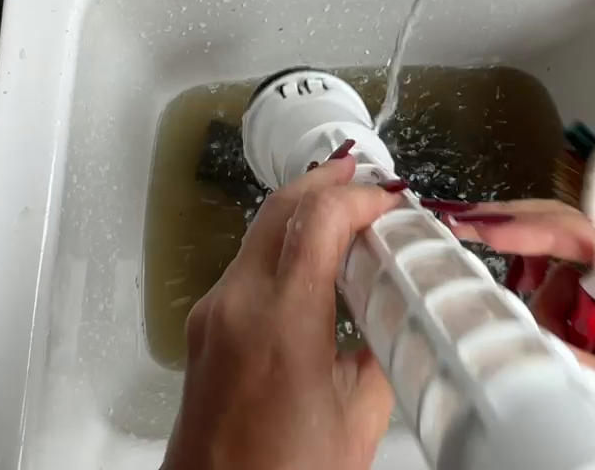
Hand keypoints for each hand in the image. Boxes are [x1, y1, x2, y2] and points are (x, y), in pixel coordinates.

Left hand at [162, 157, 398, 469]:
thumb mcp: (357, 422)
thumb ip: (378, 355)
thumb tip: (390, 314)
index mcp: (282, 323)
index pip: (316, 222)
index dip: (355, 197)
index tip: (387, 199)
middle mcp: (238, 302)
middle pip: (278, 209)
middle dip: (322, 182)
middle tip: (358, 172)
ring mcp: (213, 308)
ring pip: (258, 230)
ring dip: (299, 209)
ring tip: (341, 205)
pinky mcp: (204, 321)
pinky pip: (246, 261)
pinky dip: (280, 243)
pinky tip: (308, 253)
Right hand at [451, 200, 594, 469]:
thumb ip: (580, 374)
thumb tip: (512, 341)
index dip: (540, 228)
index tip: (487, 226)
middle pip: (588, 238)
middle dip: (531, 240)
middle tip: (473, 229)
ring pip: (578, 270)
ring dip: (548, 297)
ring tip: (544, 336)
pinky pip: (584, 302)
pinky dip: (559, 319)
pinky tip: (561, 346)